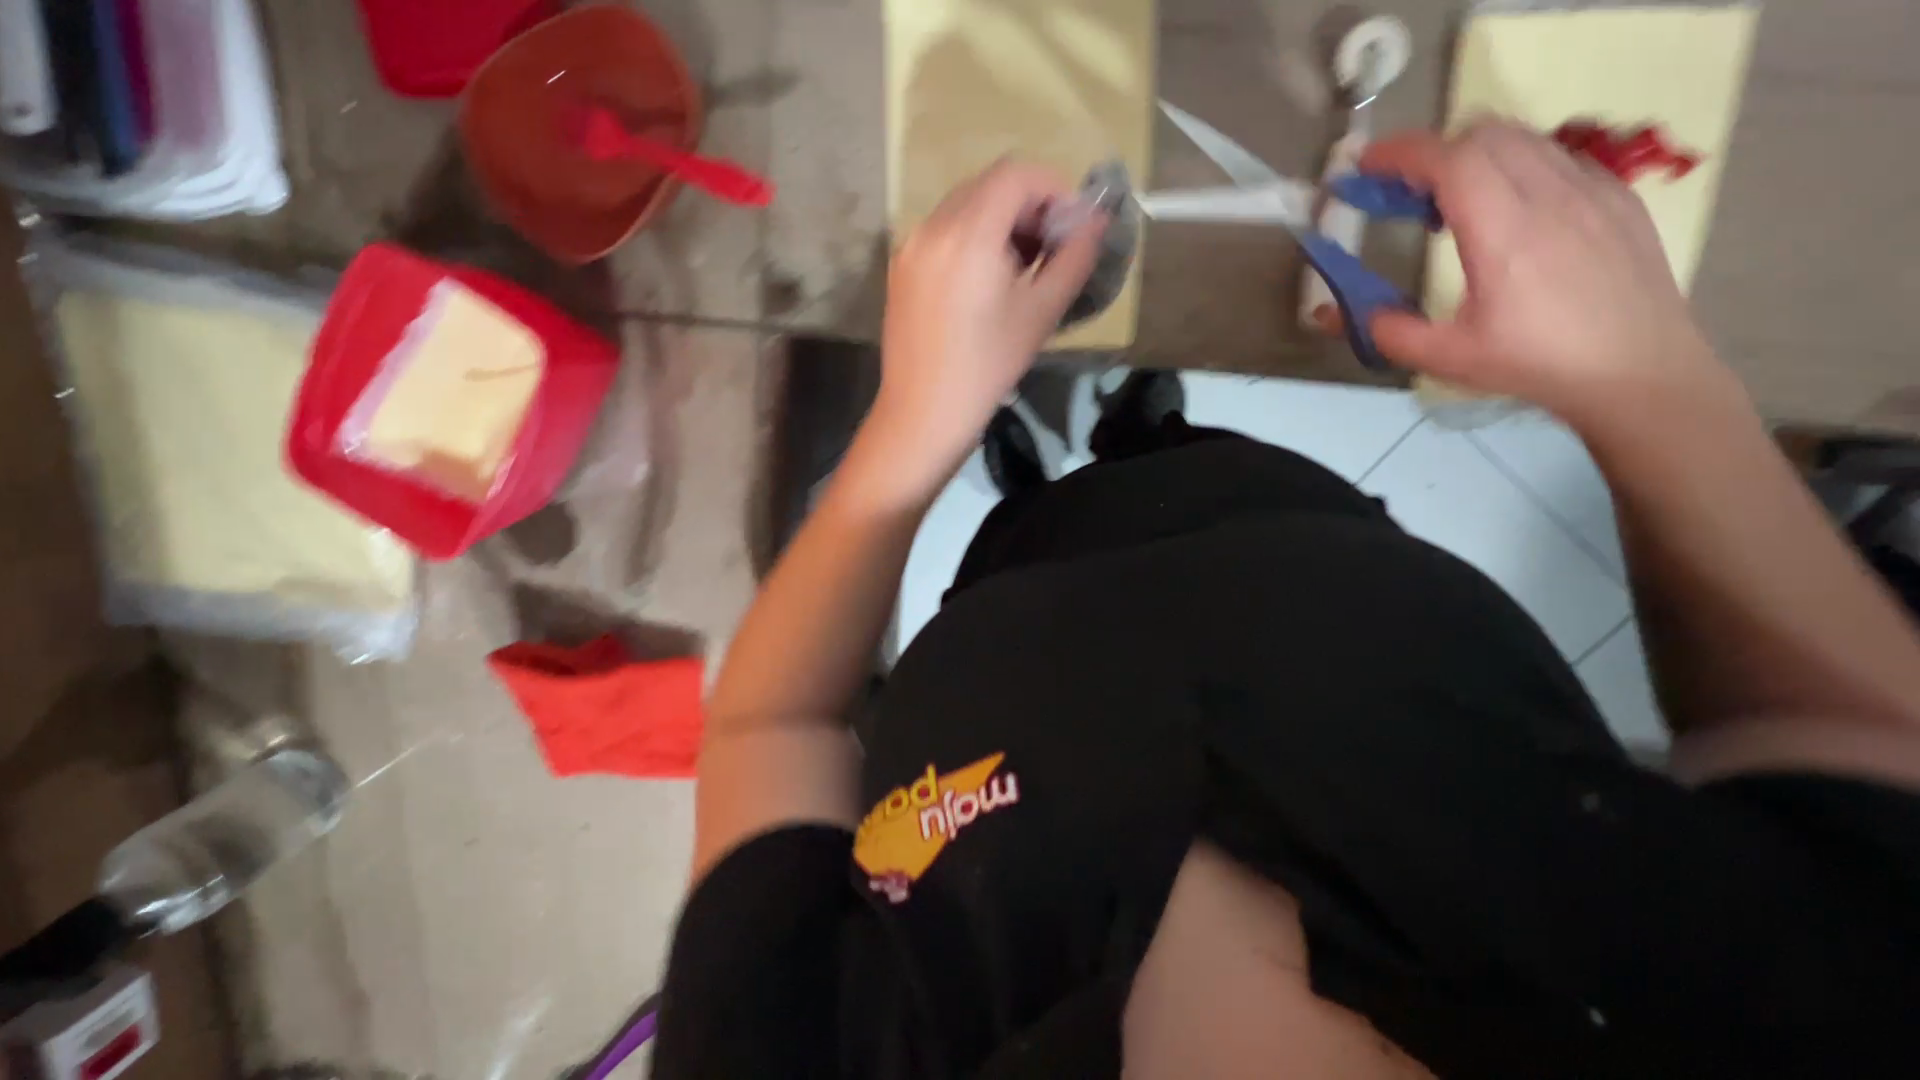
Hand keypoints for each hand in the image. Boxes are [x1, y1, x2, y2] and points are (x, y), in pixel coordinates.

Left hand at [873, 160, 1106, 469]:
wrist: (923, 413)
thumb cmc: (987, 368)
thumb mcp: (1040, 313)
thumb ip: (1074, 258)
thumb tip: (1096, 220)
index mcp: (967, 235)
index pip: (1015, 174)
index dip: (1053, 188)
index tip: (1073, 224)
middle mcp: (932, 228)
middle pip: (989, 186)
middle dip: (1029, 205)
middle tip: (1053, 247)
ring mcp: (911, 246)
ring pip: (965, 207)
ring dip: (1001, 221)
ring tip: (1023, 268)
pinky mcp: (901, 268)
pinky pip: (944, 232)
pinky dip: (973, 238)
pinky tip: (989, 280)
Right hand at [1359, 120, 1737, 424]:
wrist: (1639, 372)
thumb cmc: (1538, 365)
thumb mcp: (1449, 358)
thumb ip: (1387, 330)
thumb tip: (1333, 312)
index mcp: (1505, 232)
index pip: (1449, 160)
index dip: (1401, 153)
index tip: (1367, 165)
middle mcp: (1551, 195)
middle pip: (1483, 136)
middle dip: (1434, 152)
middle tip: (1406, 192)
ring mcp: (1593, 190)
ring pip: (1524, 139)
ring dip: (1476, 156)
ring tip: (1455, 202)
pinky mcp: (1619, 197)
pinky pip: (1559, 158)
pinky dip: (1520, 167)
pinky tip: (1512, 212)